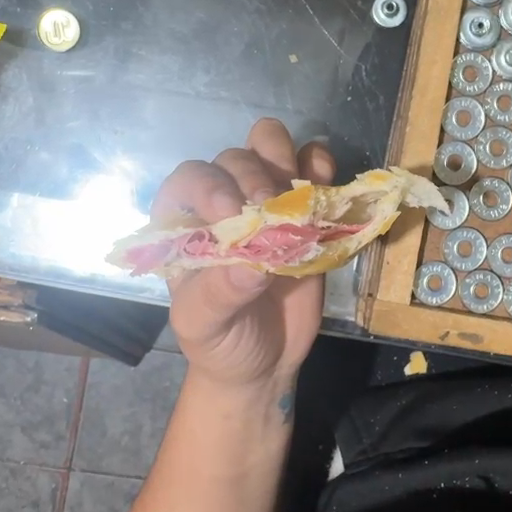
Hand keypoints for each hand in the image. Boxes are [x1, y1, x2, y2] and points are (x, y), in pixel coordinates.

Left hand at [151, 118, 335, 389]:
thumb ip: (220, 293)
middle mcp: (225, 200)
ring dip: (285, 160)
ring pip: (271, 148)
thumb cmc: (219, 340)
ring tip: (297, 196)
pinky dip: (321, 167)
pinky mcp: (305, 210)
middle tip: (270, 209)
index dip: (210, 186)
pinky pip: (313, 167)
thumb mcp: (204, 325)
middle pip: (236, 158)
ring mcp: (268, 201)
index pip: (191, 179)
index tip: (230, 212)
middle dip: (253, 176)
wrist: (264, 364)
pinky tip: (326, 188)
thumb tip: (254, 262)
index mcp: (184, 221)